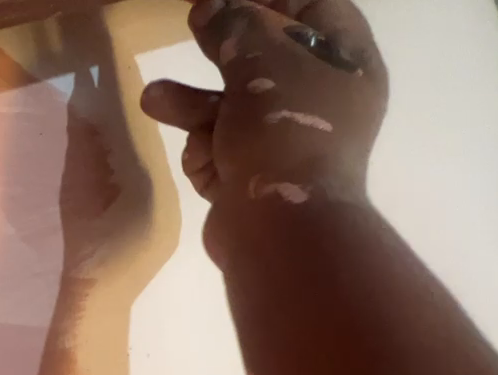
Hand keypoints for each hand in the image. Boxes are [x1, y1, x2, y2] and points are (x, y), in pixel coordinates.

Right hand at [140, 0, 387, 232]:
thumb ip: (235, 29)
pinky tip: (198, 159)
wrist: (279, 229)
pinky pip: (219, 152)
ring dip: (191, 105)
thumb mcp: (261, 65)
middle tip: (191, 24)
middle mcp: (318, 101)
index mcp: (345, 62)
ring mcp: (282, 144)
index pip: (312, 9)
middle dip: (220, 50)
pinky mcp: (249, 180)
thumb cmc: (285, 133)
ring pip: (230, 110)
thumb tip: (209, 6)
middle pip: (264, 60)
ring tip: (152, 99)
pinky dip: (204, 153)